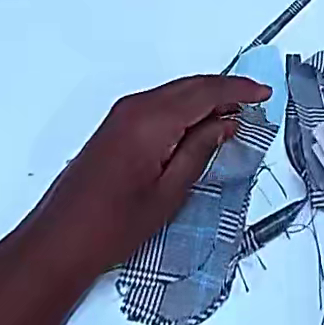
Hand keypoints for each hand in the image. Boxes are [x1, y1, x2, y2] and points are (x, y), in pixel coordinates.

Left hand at [15, 73, 271, 283]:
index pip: (204, 92)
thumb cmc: (112, 225)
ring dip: (205, 96)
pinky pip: (160, 101)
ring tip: (233, 112)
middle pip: (189, 86)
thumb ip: (199, 150)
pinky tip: (199, 122)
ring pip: (175, 92)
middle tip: (254, 100)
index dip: (237, 89)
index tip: (262, 91)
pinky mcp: (117, 123)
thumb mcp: (169, 193)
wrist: (61, 238)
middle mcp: (135, 107)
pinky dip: (185, 105)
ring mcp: (123, 112)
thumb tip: (224, 123)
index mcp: (151, 120)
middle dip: (224, 89)